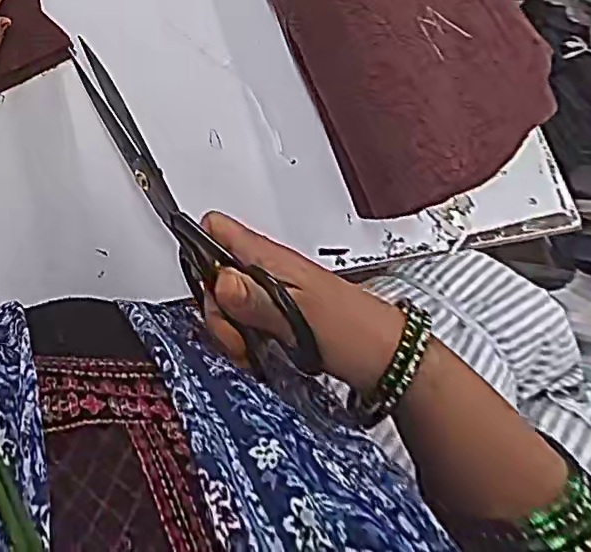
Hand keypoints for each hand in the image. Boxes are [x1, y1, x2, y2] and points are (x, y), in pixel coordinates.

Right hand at [199, 212, 407, 392]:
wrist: (391, 360)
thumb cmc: (355, 330)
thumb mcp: (299, 315)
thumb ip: (255, 299)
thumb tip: (219, 281)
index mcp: (266, 255)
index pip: (214, 229)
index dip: (199, 252)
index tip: (207, 288)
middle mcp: (263, 267)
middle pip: (212, 273)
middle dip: (214, 306)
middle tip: (236, 332)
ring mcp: (268, 290)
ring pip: (224, 300)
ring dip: (229, 328)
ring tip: (253, 348)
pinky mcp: (274, 313)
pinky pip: (242, 319)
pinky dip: (244, 339)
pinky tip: (260, 352)